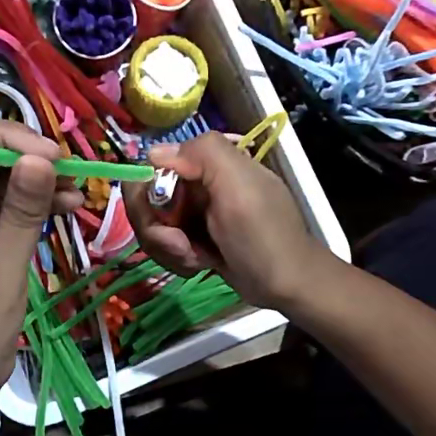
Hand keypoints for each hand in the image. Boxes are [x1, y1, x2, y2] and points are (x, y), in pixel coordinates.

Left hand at [0, 121, 82, 430]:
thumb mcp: (1, 270)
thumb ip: (22, 211)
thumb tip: (43, 157)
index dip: (3, 142)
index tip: (50, 153)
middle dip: (24, 161)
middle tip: (71, 168)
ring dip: (35, 184)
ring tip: (78, 189)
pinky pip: (5, 213)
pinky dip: (33, 208)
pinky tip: (68, 207)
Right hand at [126, 134, 337, 310]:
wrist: (287, 284)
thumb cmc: (262, 234)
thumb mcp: (239, 184)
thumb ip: (203, 152)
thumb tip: (154, 152)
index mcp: (211, 163)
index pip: (155, 166)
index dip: (150, 193)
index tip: (164, 216)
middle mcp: (199, 184)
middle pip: (148, 199)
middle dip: (158, 228)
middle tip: (182, 246)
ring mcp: (196, 214)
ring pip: (154, 226)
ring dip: (169, 248)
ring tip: (197, 259)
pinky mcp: (195, 240)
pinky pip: (166, 245)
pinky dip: (178, 258)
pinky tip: (200, 264)